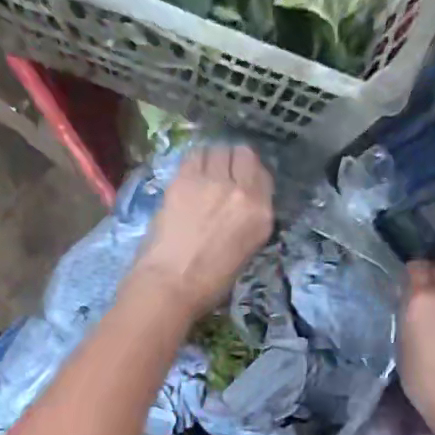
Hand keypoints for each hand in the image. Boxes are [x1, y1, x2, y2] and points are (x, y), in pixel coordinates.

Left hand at [132, 146, 274, 313]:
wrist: (171, 284)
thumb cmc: (209, 284)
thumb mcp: (243, 253)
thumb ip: (246, 222)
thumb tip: (238, 206)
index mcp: (262, 215)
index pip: (263, 176)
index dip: (251, 176)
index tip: (241, 183)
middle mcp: (242, 192)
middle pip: (243, 154)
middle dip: (234, 161)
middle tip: (223, 174)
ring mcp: (212, 182)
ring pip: (218, 150)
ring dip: (214, 158)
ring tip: (205, 174)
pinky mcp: (184, 178)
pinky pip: (194, 155)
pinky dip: (194, 161)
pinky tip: (189, 176)